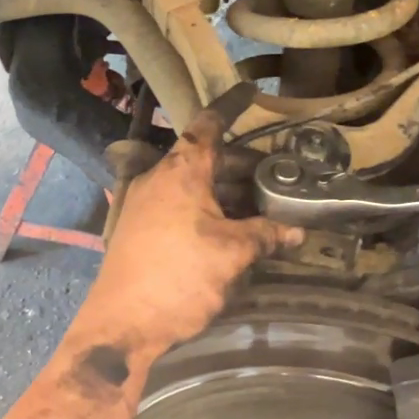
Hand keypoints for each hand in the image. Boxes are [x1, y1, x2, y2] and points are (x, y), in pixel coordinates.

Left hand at [78, 107, 303, 354]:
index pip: (209, 125)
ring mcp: (146, 204)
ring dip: (225, 191)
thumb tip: (297, 231)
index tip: (250, 93)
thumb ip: (265, 235)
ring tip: (261, 204)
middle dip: (240, 164)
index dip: (231, 108)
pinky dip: (207, 209)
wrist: (121, 326)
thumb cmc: (178, 277)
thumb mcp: (232, 254)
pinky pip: (179, 206)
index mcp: (181, 170)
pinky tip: (230, 230)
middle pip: (205, 158)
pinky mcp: (140, 230)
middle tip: (276, 172)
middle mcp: (159, 179)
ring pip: (193, 185)